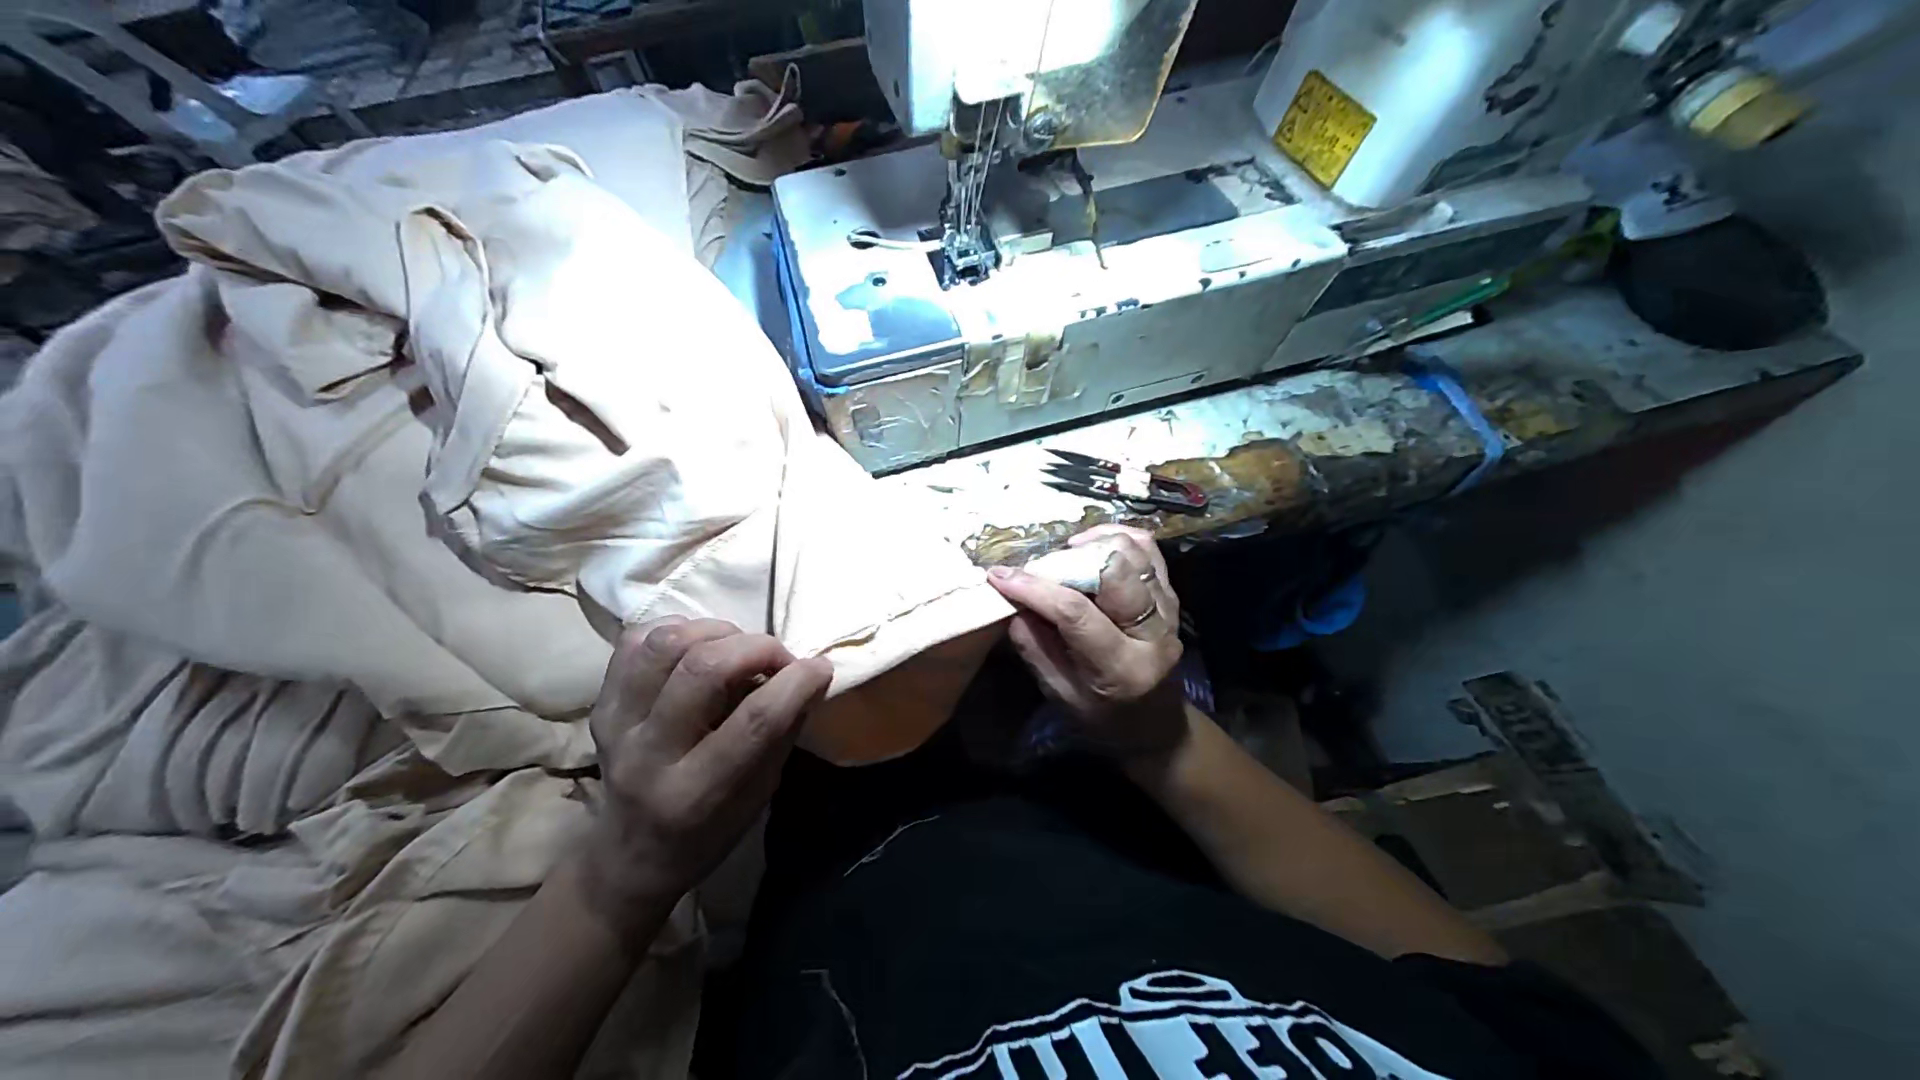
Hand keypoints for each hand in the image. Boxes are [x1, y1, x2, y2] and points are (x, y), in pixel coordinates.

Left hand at [580, 617, 833, 924]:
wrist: (631, 856)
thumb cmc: (710, 832)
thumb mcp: (760, 795)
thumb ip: (783, 732)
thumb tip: (812, 674)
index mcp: (696, 794)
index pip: (753, 721)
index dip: (796, 683)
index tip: (820, 668)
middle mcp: (649, 756)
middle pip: (703, 671)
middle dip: (757, 648)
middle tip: (779, 658)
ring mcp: (616, 726)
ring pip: (665, 645)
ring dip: (716, 632)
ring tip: (738, 647)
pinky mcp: (600, 704)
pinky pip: (634, 642)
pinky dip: (676, 630)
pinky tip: (699, 647)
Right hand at [986, 525, 1187, 758]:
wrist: (1157, 724)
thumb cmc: (1103, 717)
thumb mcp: (1060, 694)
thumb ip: (1034, 646)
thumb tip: (1011, 600)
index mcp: (1122, 669)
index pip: (1076, 614)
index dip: (1034, 588)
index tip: (999, 576)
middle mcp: (1153, 634)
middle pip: (1113, 572)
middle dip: (1065, 562)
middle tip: (1037, 570)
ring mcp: (1168, 609)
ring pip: (1132, 552)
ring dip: (1090, 546)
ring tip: (1064, 558)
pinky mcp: (1171, 594)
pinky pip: (1147, 548)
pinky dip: (1114, 538)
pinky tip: (1089, 546)